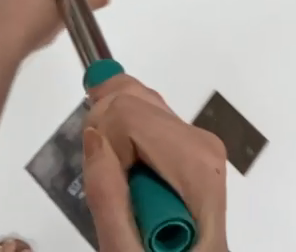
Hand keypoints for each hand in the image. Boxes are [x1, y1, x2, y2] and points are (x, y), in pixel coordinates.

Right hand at [81, 74, 227, 251]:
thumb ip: (108, 199)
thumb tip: (93, 135)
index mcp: (195, 167)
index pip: (128, 114)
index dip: (104, 144)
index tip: (106, 186)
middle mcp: (202, 144)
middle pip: (132, 97)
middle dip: (104, 129)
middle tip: (102, 174)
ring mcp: (197, 140)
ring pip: (134, 97)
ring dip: (111, 130)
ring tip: (114, 173)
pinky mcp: (188, 142)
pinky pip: (141, 108)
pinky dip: (120, 127)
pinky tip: (121, 157)